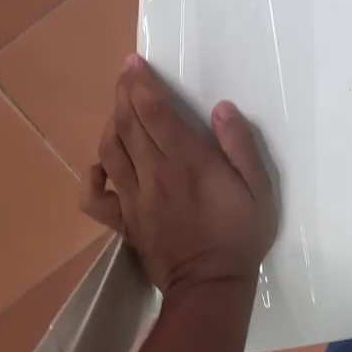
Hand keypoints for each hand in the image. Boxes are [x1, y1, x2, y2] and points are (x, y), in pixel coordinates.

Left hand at [82, 55, 279, 295]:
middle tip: (126, 72)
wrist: (212, 289)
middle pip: (129, 124)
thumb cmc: (240, 234)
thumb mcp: (259, 187)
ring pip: (111, 151)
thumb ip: (240, 145)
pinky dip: (92, 176)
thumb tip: (221, 108)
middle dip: (124, 93)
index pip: (156, 113)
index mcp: (188, 161)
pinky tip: (101, 164)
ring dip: (111, 122)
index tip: (134, 63)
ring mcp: (135, 199)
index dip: (142, 85)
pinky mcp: (125, 223)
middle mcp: (155, 173)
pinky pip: (95, 199)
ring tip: (119, 106)